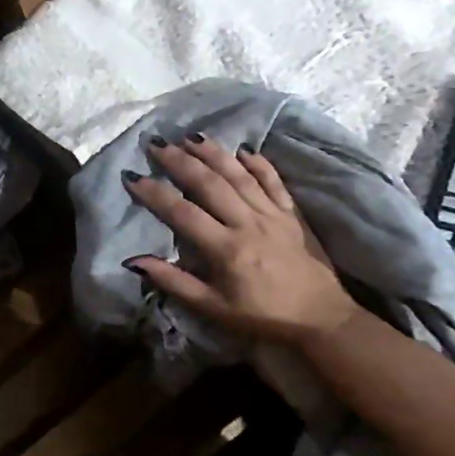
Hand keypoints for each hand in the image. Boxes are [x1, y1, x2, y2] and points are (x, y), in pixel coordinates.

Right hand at [122, 135, 359, 346]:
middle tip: (157, 143)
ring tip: (190, 136)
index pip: (183, 213)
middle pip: (210, 184)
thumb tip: (134, 261)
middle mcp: (249, 224)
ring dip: (214, 153)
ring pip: (240, 176)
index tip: (133, 176)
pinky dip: (258, 163)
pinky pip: (274, 181)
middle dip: (180, 161)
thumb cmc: (262, 317)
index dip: (156, 193)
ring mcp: (273, 215)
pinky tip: (242, 150)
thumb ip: (173, 282)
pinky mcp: (292, 214)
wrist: (322, 319)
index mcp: (226, 249)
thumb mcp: (212, 308)